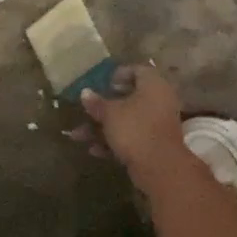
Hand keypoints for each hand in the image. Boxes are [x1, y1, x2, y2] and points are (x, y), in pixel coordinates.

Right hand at [75, 64, 192, 183]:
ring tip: (77, 136)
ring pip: (126, 121)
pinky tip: (93, 150)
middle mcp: (158, 101)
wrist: (159, 166)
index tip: (102, 83)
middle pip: (128, 98)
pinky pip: (130, 137)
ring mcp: (156, 124)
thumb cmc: (134, 129)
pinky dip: (113, 142)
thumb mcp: (110, 113)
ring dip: (101, 128)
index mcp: (153, 85)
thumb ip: (96, 103)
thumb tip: (85, 92)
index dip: (118, 75)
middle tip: (86, 110)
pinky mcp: (152, 144)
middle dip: (103, 107)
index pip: (137, 70)